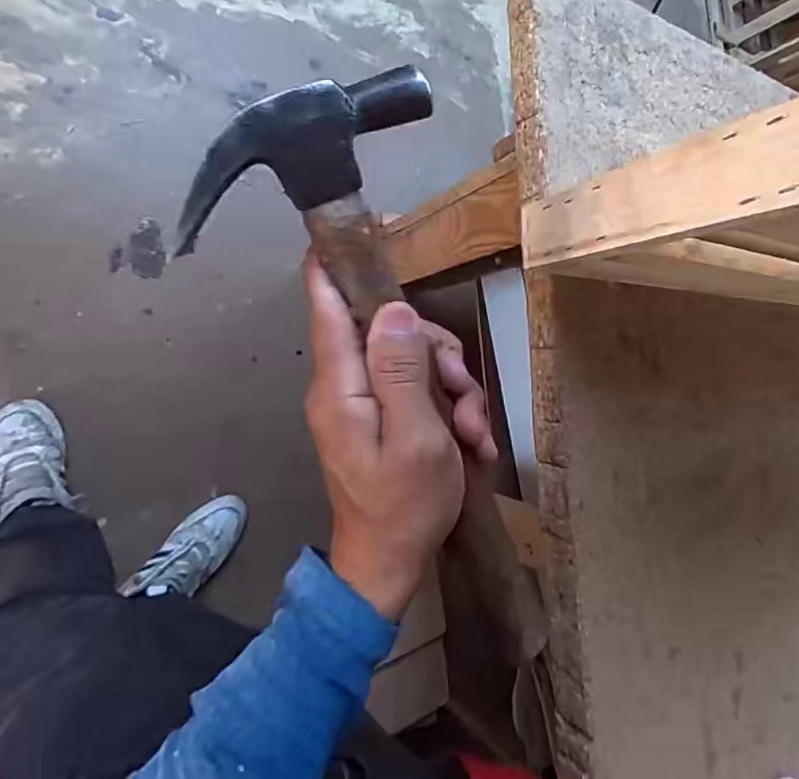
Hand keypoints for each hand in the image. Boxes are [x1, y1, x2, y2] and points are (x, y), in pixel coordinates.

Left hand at [301, 254, 496, 617]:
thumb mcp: (416, 436)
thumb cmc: (403, 506)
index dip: (333, 266)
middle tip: (463, 394)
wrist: (388, 568)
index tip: (348, 230)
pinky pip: (418, 389)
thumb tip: (395, 311)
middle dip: (438, 354)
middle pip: (392, 332)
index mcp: (341, 386)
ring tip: (472, 431)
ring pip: (415, 359)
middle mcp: (345, 386)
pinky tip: (469, 441)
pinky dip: (449, 408)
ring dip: (453, 387)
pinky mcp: (383, 417)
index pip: (325, 308)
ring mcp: (365, 402)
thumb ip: (403, 371)